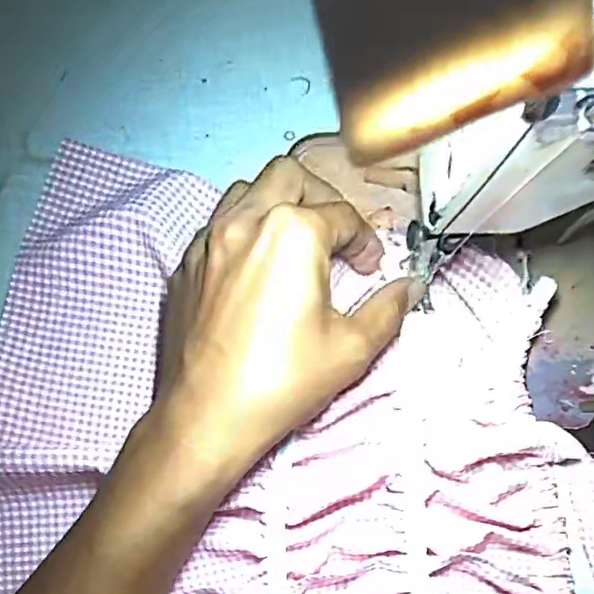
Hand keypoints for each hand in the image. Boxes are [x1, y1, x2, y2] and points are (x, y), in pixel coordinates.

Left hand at [153, 154, 422, 479]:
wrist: (208, 417)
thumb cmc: (283, 384)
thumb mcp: (351, 350)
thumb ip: (388, 310)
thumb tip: (409, 287)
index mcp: (291, 233)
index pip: (342, 216)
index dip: (366, 241)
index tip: (370, 269)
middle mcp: (244, 222)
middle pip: (290, 176)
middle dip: (322, 199)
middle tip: (336, 240)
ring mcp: (206, 243)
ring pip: (245, 192)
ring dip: (278, 207)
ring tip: (295, 249)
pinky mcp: (184, 268)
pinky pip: (217, 229)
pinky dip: (244, 235)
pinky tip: (256, 274)